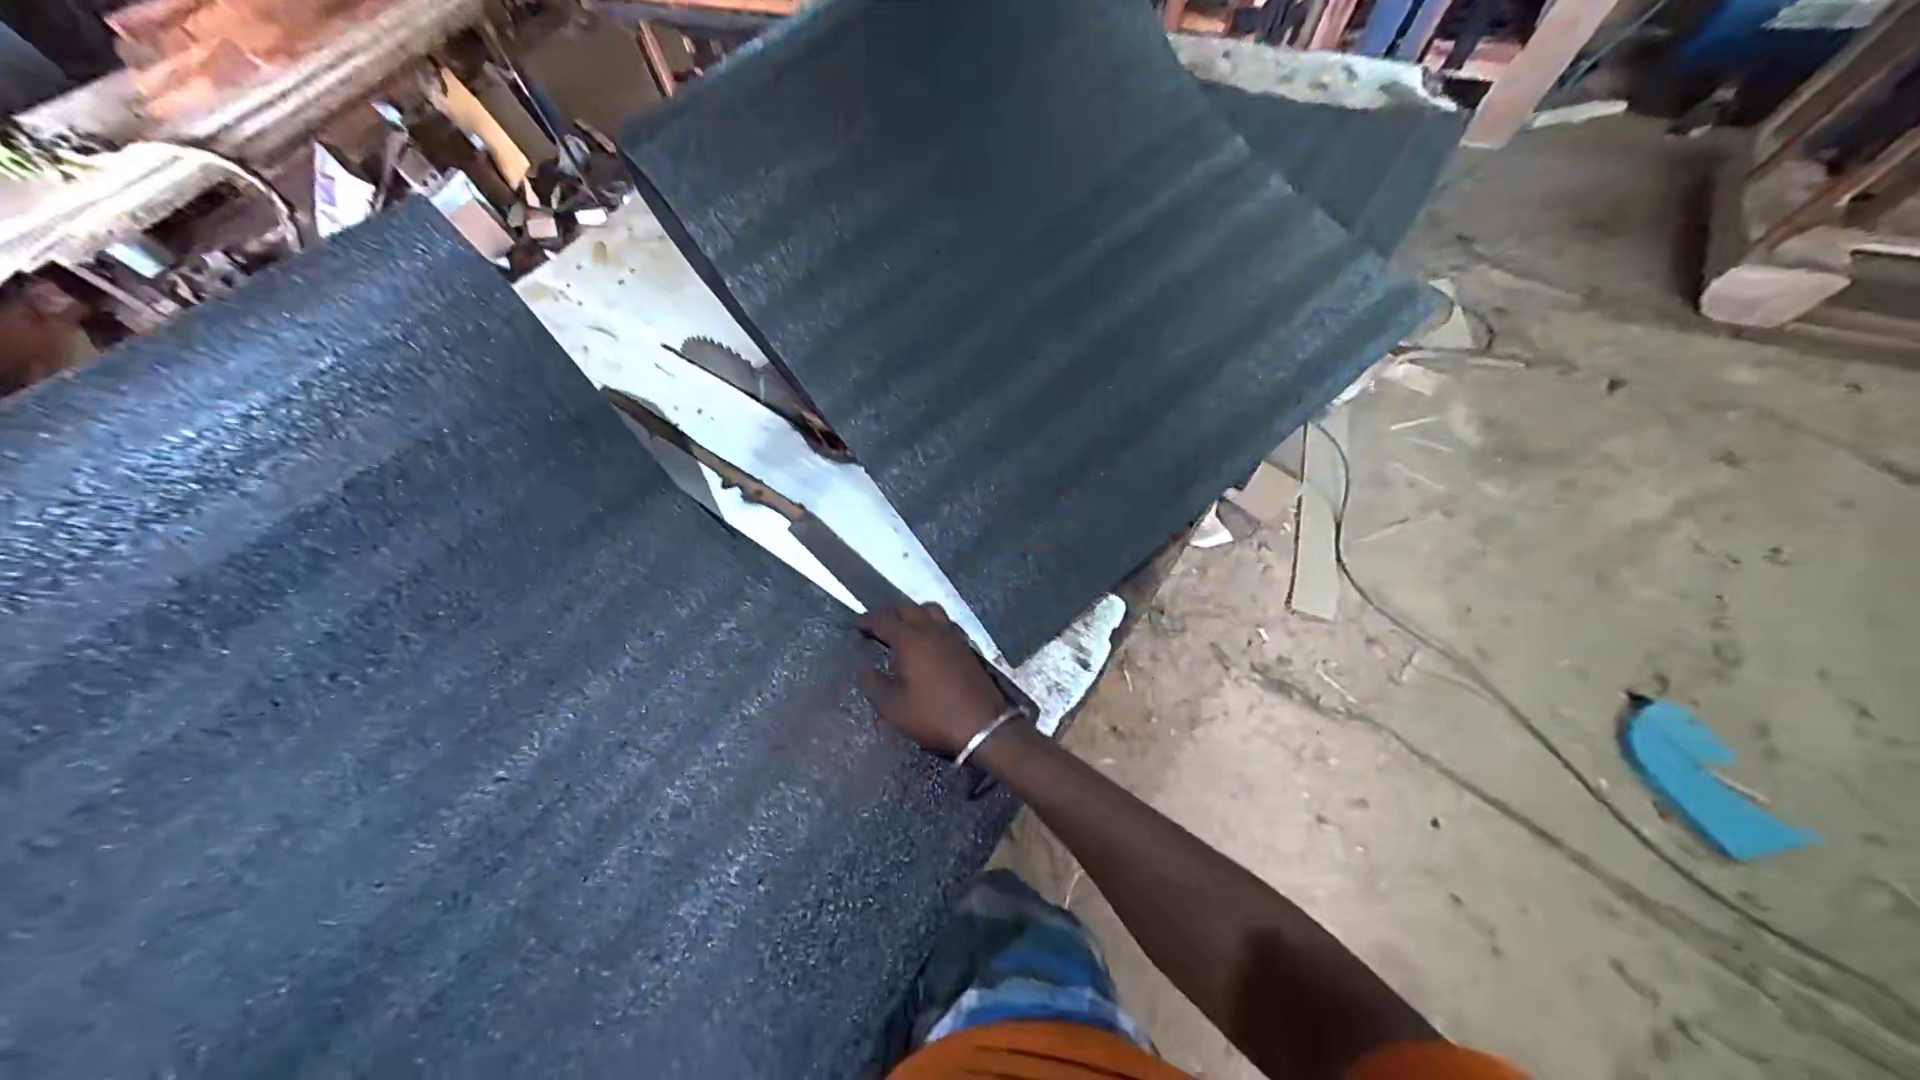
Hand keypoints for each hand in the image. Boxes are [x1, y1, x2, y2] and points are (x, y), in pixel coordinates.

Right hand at [857, 603, 1009, 756]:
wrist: (982, 724)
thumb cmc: (933, 715)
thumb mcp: (893, 707)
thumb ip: (873, 684)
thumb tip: (863, 668)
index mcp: (910, 640)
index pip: (884, 620)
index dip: (867, 620)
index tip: (857, 626)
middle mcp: (932, 630)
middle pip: (907, 609)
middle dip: (889, 614)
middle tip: (877, 628)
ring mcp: (953, 635)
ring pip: (930, 610)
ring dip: (914, 613)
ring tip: (904, 629)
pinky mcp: (967, 645)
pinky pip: (946, 622)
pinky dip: (932, 623)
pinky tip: (930, 639)